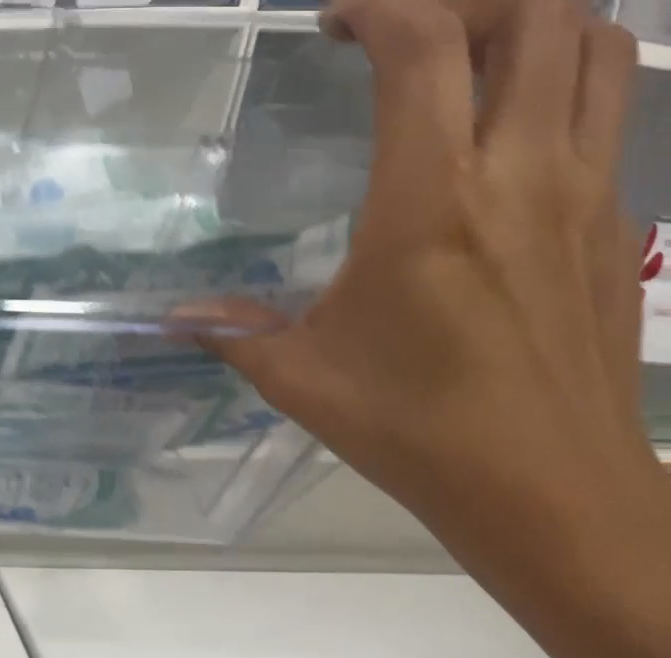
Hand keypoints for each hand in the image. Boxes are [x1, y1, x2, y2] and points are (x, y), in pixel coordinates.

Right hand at [197, 0, 666, 560]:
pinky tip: (506, 133)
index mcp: (430, 203)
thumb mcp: (298, 377)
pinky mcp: (616, 220)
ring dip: (533, 26)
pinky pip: (609, 110)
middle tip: (401, 32)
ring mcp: (585, 189)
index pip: (427, 53)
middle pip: (538, 17)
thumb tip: (174, 315)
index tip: (334, 20)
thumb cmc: (408, 424)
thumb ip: (234, 330)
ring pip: (597, 49)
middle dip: (467, 1)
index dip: (382, 9)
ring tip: (465, 56)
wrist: (542, 478)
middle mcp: (520, 173)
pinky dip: (564, 84)